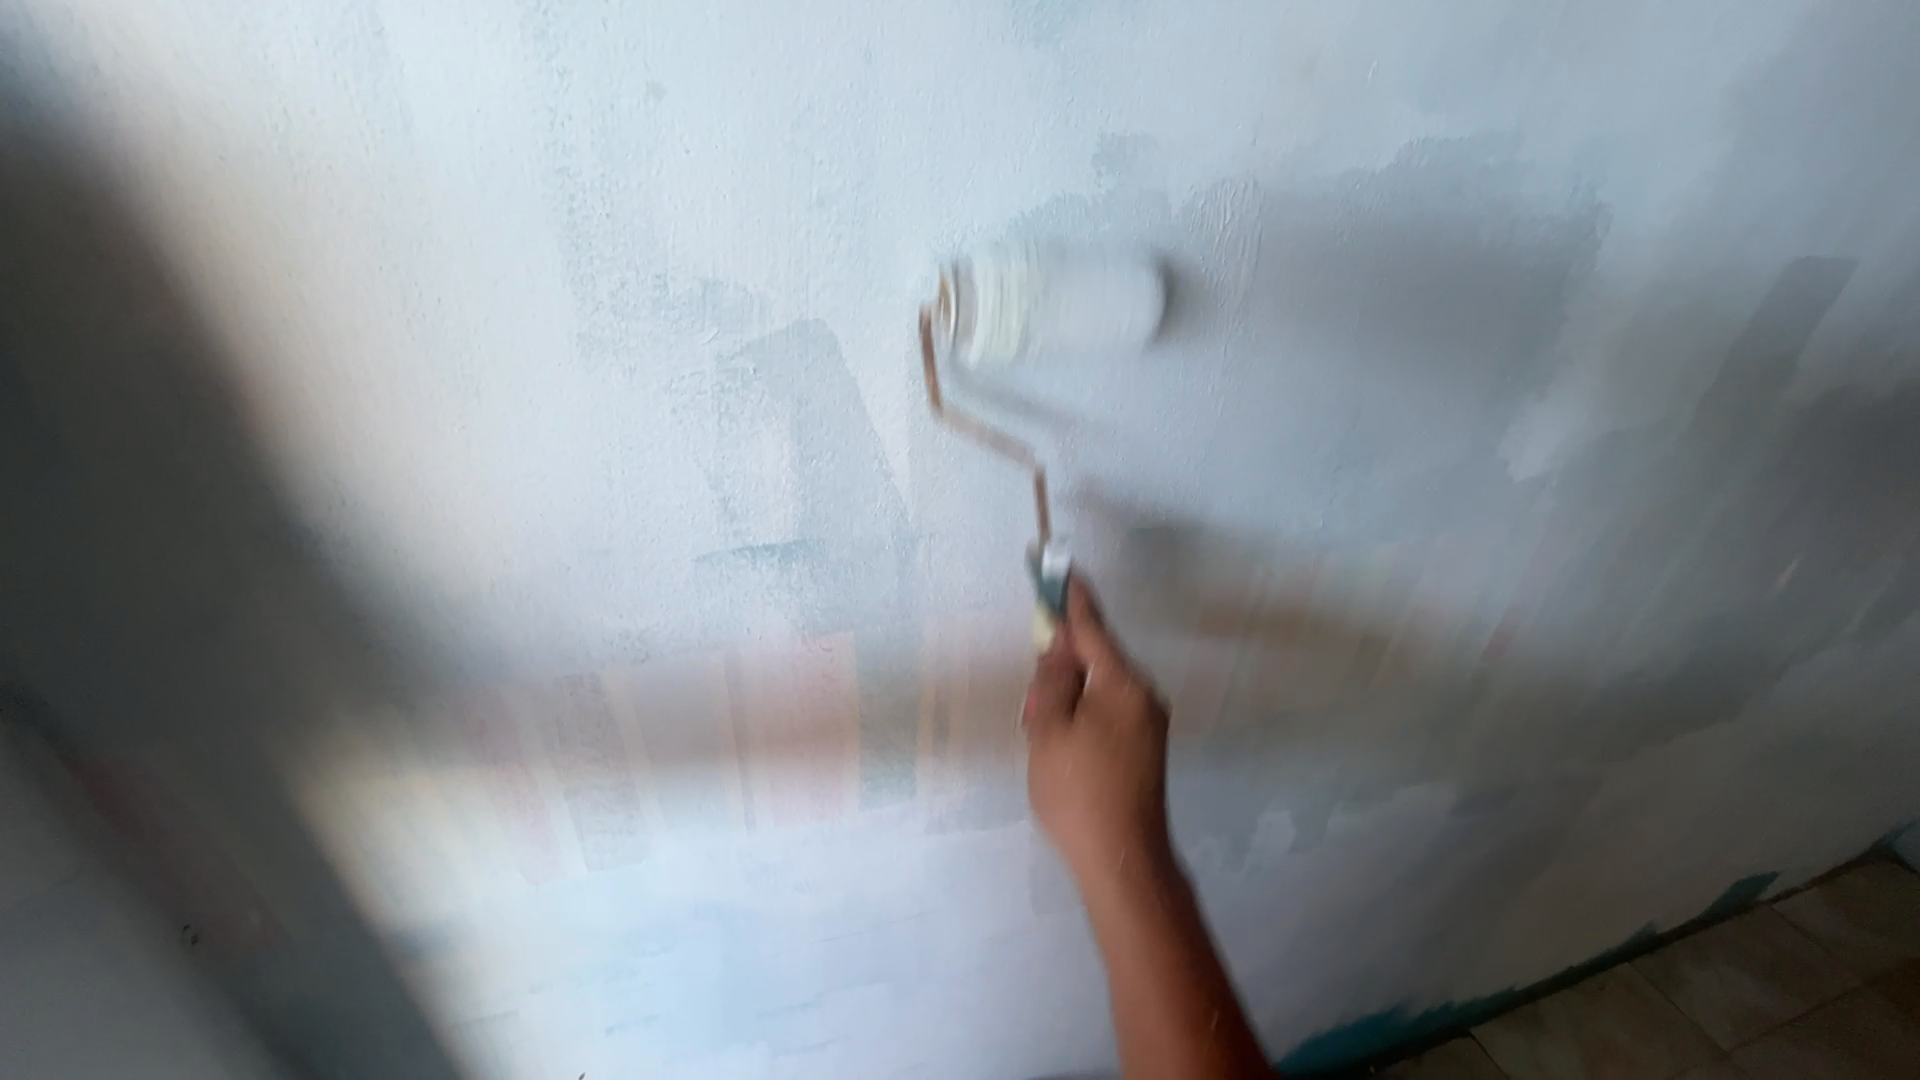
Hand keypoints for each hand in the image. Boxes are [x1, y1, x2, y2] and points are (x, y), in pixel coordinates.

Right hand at [1024, 577, 1174, 888]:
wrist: (1122, 859)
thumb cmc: (1077, 790)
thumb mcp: (1049, 728)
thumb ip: (1052, 679)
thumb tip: (1059, 646)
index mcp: (1122, 683)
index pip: (1092, 627)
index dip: (1070, 598)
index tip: (1059, 568)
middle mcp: (1143, 695)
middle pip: (1095, 660)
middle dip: (1060, 669)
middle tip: (1035, 707)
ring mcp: (1148, 723)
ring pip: (1097, 689)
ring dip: (1067, 699)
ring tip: (1044, 737)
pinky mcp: (1144, 747)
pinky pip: (1107, 712)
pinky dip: (1080, 717)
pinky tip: (1062, 749)